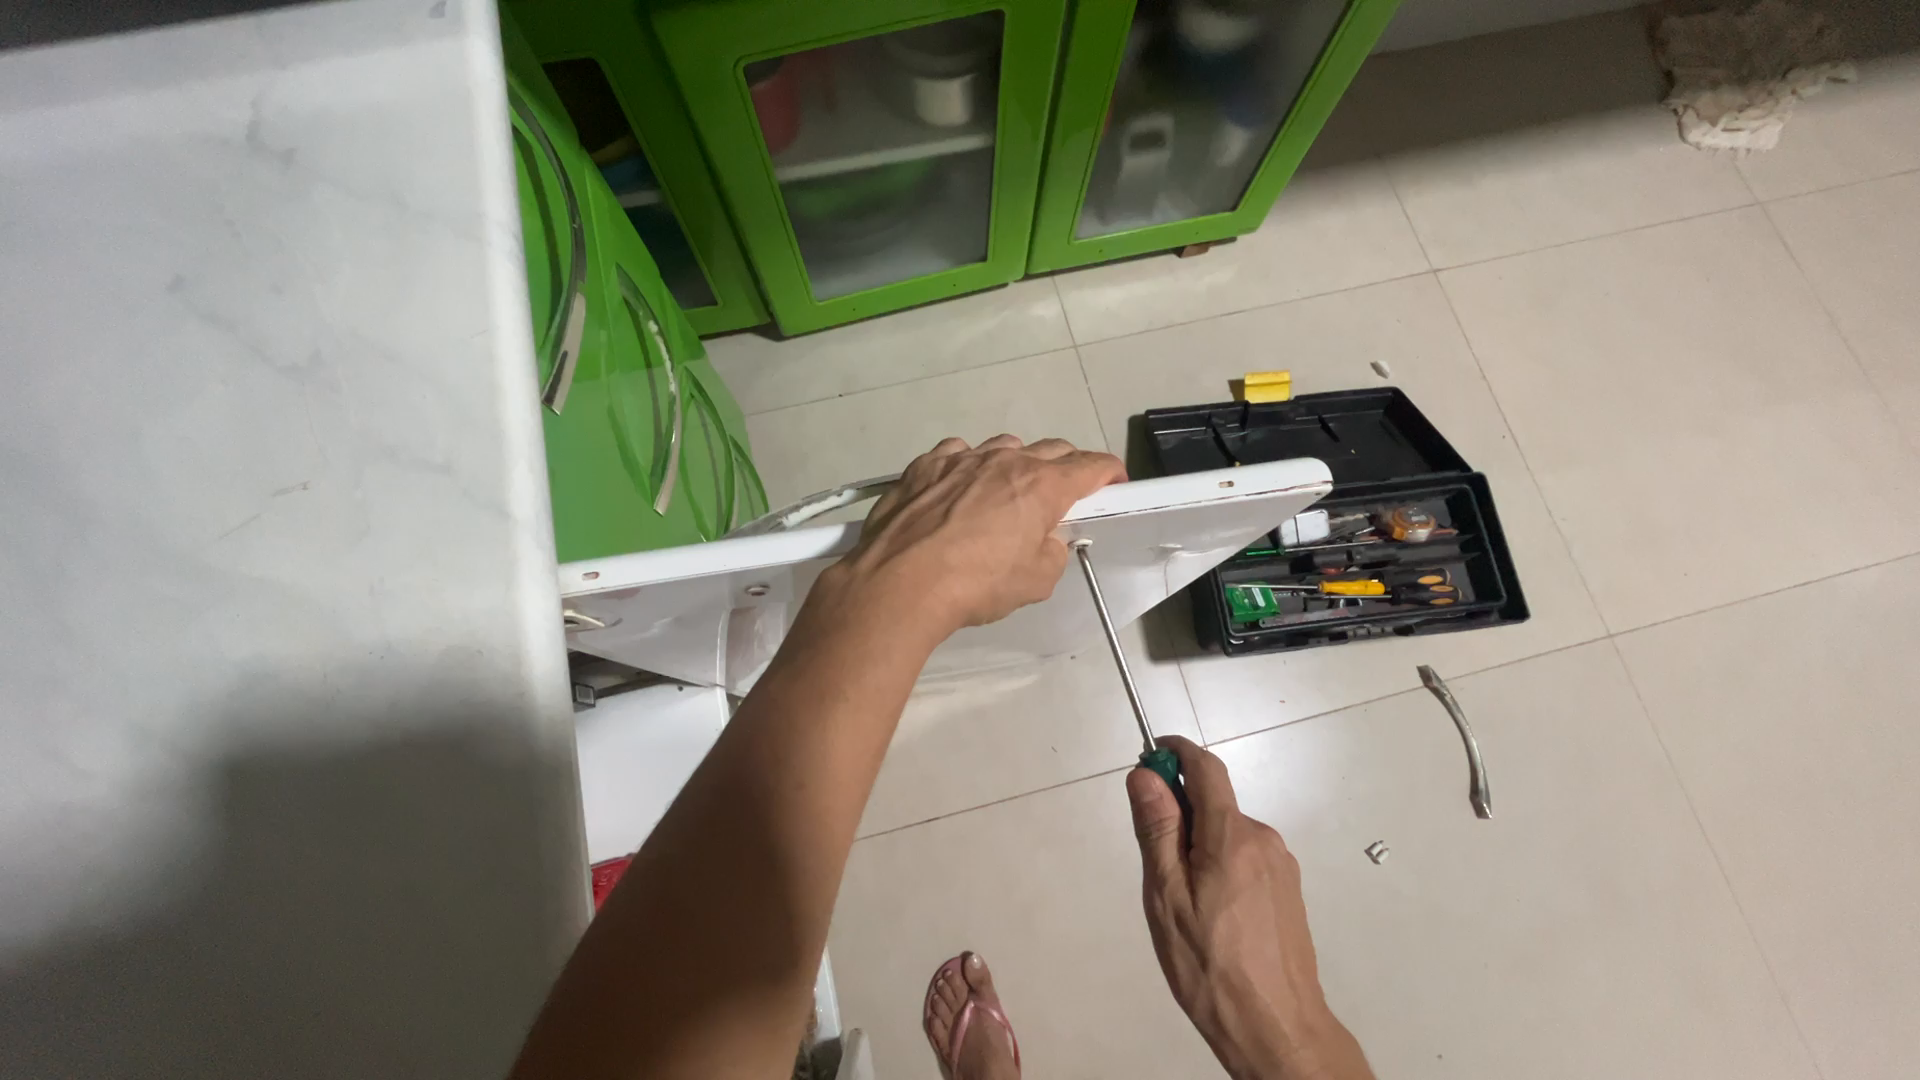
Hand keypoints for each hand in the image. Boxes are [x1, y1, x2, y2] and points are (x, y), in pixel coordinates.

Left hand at [820, 435, 1125, 637]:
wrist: (900, 583)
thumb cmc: (975, 585)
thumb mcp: (1035, 582)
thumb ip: (1051, 552)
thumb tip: (1045, 539)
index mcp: (1042, 486)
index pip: (1090, 466)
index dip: (1108, 473)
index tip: (1113, 484)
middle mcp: (1006, 461)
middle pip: (1051, 449)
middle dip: (1066, 467)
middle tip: (1063, 494)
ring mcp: (962, 458)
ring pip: (1004, 447)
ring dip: (1015, 463)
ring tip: (1006, 492)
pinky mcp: (924, 465)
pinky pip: (958, 453)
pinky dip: (968, 465)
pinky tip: (959, 487)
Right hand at [1127, 737, 1373, 1079]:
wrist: (1279, 1031)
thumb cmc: (1210, 964)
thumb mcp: (1167, 896)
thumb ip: (1157, 829)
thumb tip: (1145, 774)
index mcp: (1233, 835)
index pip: (1206, 768)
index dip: (1176, 752)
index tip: (1148, 756)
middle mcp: (1264, 839)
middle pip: (1214, 804)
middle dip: (1179, 814)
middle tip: (1154, 863)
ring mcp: (1281, 866)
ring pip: (1227, 834)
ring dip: (1199, 844)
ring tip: (1182, 902)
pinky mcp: (1288, 891)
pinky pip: (1244, 858)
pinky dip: (1219, 864)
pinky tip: (1211, 915)